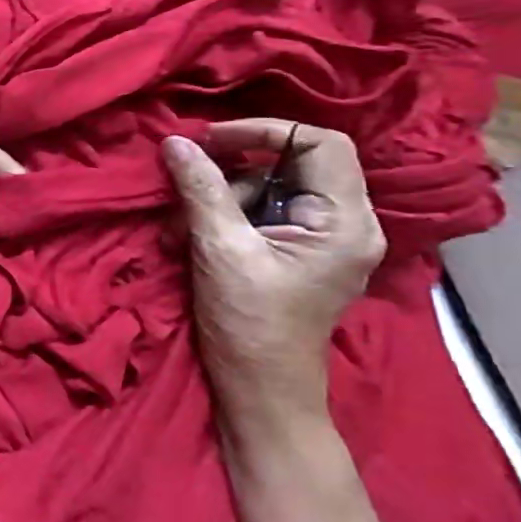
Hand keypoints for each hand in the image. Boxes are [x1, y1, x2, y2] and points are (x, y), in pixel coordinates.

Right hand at [161, 121, 386, 404]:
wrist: (260, 391)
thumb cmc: (250, 324)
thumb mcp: (221, 249)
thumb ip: (201, 189)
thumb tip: (175, 141)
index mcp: (345, 223)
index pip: (321, 143)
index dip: (266, 130)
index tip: (212, 140)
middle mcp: (345, 224)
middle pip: (293, 161)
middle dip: (234, 167)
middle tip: (189, 174)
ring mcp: (323, 238)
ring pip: (270, 184)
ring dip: (220, 194)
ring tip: (181, 225)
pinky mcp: (298, 250)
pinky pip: (262, 208)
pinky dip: (224, 213)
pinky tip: (191, 235)